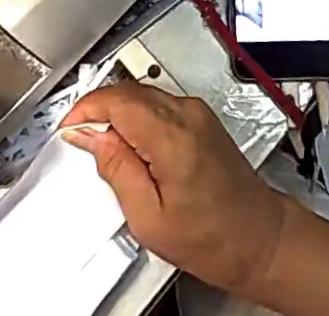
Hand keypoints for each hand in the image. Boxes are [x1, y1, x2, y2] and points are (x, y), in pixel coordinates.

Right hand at [60, 82, 288, 293]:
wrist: (258, 236)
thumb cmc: (212, 237)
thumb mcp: (148, 217)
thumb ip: (116, 169)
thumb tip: (90, 137)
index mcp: (173, 138)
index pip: (119, 101)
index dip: (88, 109)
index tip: (70, 126)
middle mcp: (187, 115)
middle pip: (130, 92)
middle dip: (99, 109)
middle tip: (81, 136)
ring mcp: (196, 111)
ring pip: (143, 94)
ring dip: (118, 111)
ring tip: (104, 145)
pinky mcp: (201, 115)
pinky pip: (159, 103)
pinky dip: (137, 115)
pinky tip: (131, 142)